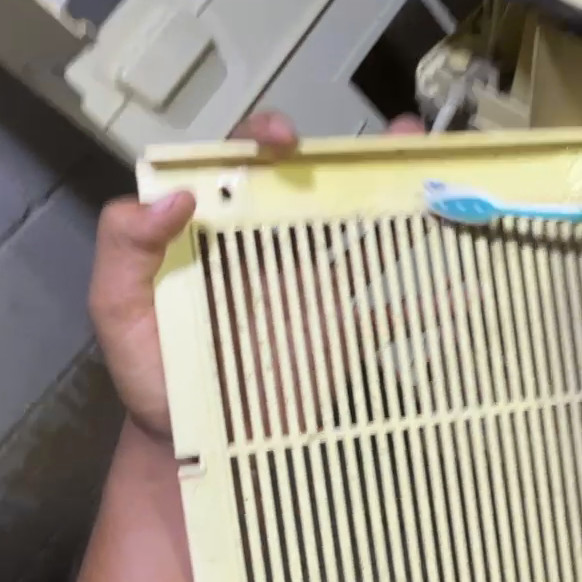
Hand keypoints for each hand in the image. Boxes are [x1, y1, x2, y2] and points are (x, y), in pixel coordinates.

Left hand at [89, 112, 422, 440]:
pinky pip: (391, 313)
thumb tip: (174, 198)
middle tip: (393, 138)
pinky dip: (428, 303)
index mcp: (218, 236)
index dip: (262, 141)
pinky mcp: (345, 334)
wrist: (195, 444)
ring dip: (398, 201)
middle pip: (315, 189)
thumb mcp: (119, 313)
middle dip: (353, 156)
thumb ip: (125, 253)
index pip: (242, 170)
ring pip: (362, 235)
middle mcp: (272, 252)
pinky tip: (462, 286)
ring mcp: (317, 292)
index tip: (281, 142)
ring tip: (433, 166)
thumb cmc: (155, 377)